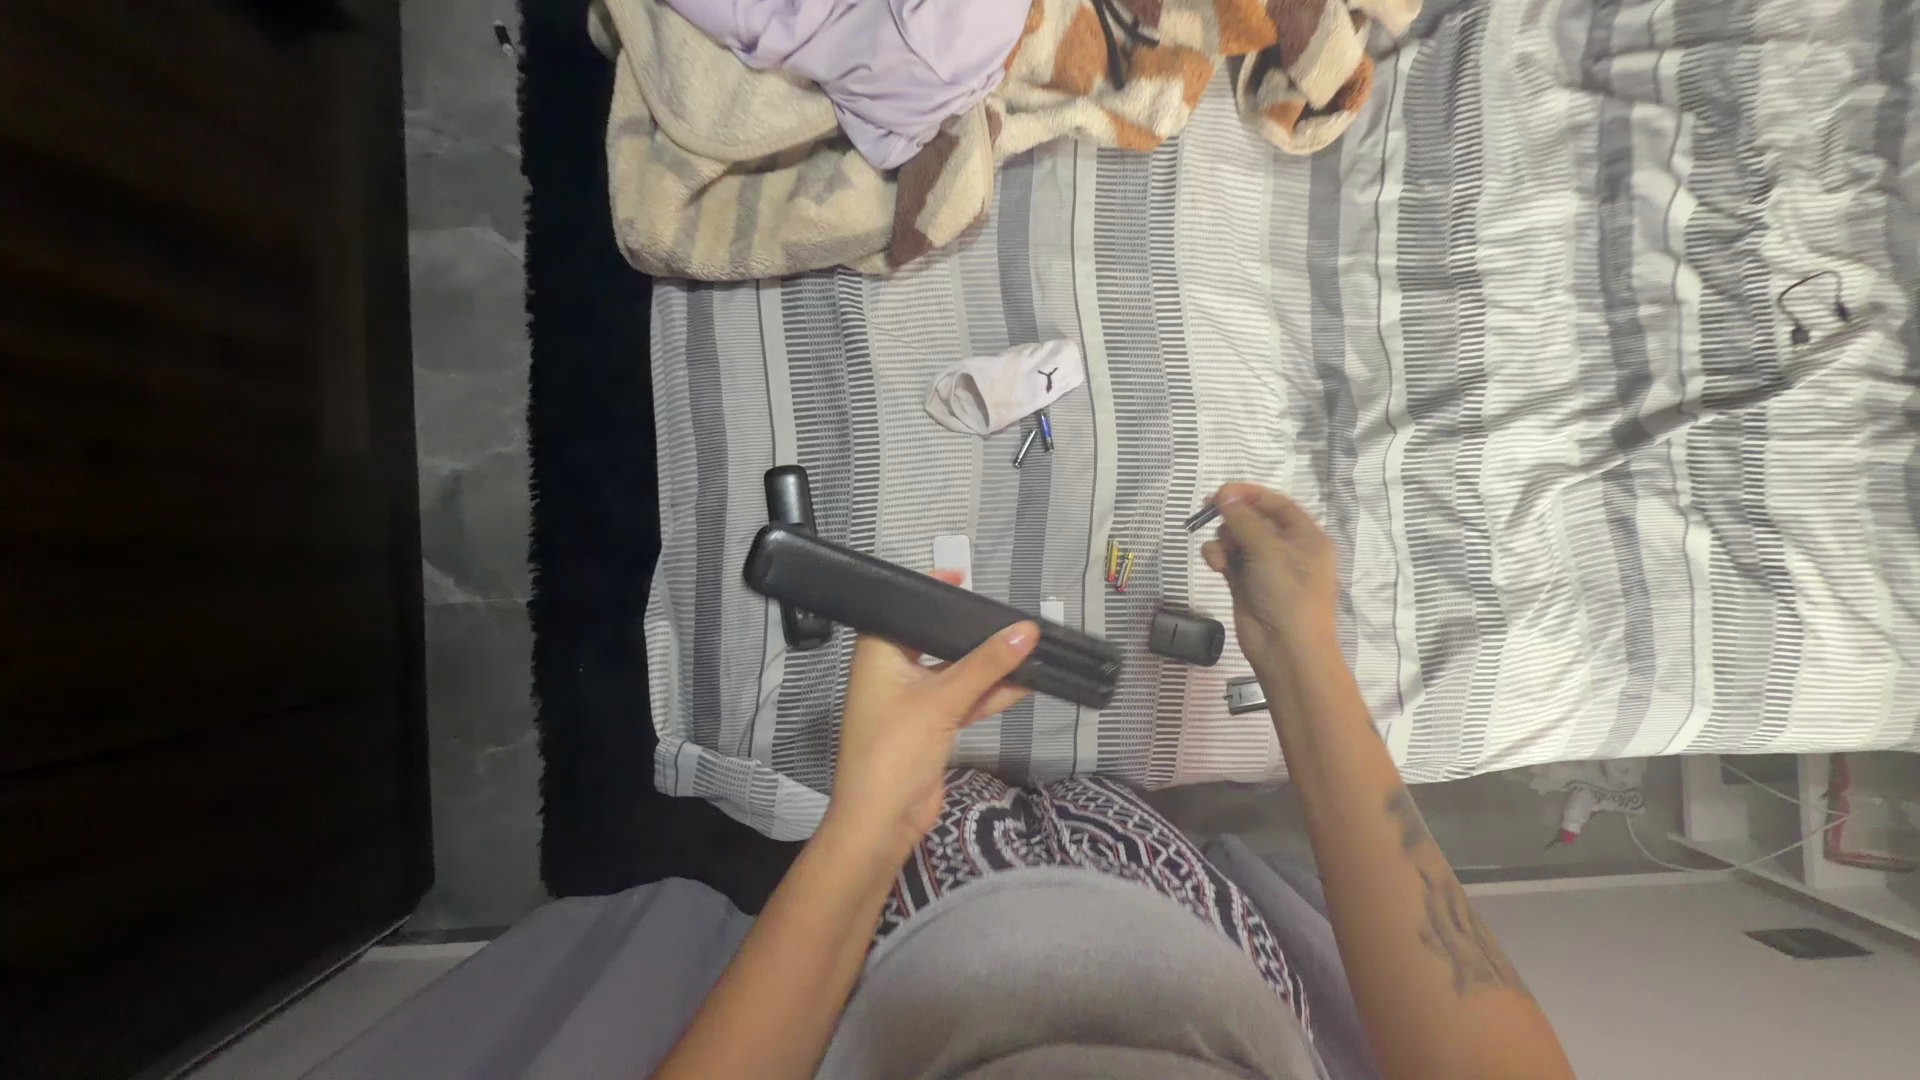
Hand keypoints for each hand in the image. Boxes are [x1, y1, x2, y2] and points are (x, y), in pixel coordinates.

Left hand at [826, 573, 1036, 857]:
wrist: (882, 822)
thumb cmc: (896, 748)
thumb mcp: (943, 700)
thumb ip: (987, 665)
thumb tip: (1028, 631)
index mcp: (877, 652)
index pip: (903, 609)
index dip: (932, 592)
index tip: (964, 576)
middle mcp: (891, 670)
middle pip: (935, 640)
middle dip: (970, 633)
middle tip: (1006, 613)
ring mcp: (912, 700)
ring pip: (954, 672)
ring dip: (987, 666)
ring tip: (1028, 647)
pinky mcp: (930, 726)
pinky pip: (962, 699)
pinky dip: (987, 694)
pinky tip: (1023, 683)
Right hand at [1200, 482, 1339, 680]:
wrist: (1286, 648)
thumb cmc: (1288, 594)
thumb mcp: (1269, 551)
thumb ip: (1244, 520)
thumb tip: (1224, 494)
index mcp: (1305, 537)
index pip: (1277, 504)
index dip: (1250, 494)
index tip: (1221, 491)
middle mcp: (1286, 549)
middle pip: (1253, 520)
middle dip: (1232, 518)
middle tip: (1207, 513)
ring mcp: (1265, 567)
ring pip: (1236, 539)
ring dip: (1223, 540)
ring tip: (1219, 553)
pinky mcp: (1244, 583)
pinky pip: (1227, 559)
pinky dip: (1219, 558)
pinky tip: (1215, 566)